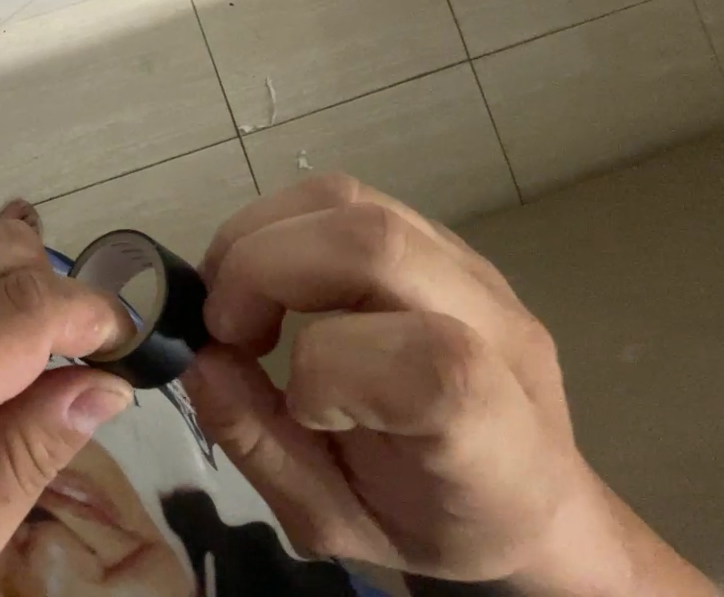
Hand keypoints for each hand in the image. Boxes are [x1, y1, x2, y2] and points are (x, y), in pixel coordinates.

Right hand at [183, 174, 630, 592]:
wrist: (524, 496)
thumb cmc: (429, 520)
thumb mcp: (334, 524)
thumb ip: (258, 444)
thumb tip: (199, 358)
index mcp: (493, 433)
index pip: (428, 360)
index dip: (327, 367)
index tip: (289, 401)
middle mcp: (497, 331)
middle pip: (373, 244)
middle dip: (260, 268)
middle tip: (224, 322)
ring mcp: (471, 271)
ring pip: (348, 201)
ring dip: (258, 235)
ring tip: (234, 293)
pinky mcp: (440, 240)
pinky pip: (345, 198)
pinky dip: (278, 225)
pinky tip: (266, 275)